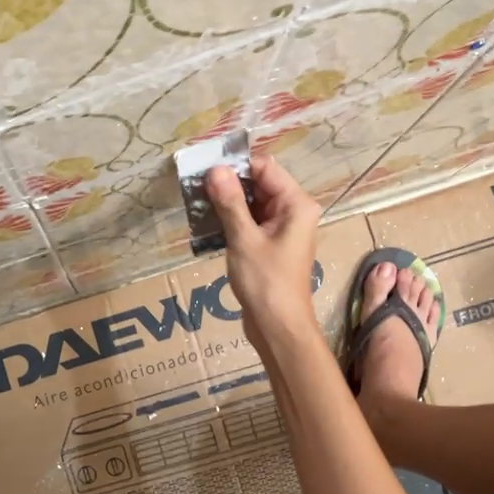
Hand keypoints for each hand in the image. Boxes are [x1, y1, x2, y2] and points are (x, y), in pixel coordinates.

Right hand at [206, 156, 321, 343]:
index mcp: (296, 204)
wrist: (278, 326)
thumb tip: (216, 170)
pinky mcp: (272, 247)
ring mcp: (284, 230)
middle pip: (260, 185)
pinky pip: (252, 224)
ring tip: (198, 207)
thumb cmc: (265, 282)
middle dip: (229, 186)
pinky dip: (233, 222)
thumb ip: (230, 203)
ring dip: (228, 205)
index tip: (206, 173)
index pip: (265, 169)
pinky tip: (209, 227)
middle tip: (196, 189)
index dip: (237, 168)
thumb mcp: (243, 239)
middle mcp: (294, 212)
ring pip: (253, 205)